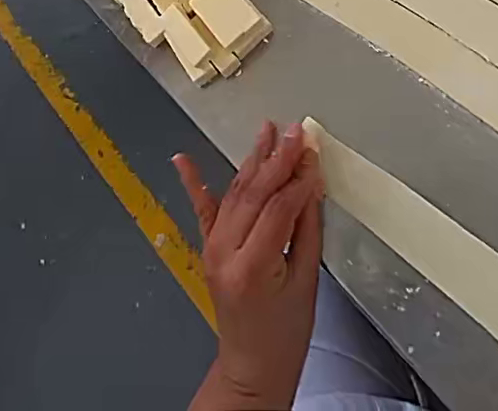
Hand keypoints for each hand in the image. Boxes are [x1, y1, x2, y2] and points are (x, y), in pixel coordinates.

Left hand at [175, 120, 324, 410]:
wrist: (252, 367)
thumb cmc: (285, 333)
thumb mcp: (307, 280)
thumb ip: (306, 227)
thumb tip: (311, 182)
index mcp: (252, 267)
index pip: (278, 208)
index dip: (298, 180)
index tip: (314, 155)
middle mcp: (225, 251)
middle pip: (254, 194)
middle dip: (277, 159)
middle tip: (295, 132)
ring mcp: (212, 247)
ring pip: (235, 193)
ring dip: (253, 159)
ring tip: (268, 130)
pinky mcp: (208, 245)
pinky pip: (203, 209)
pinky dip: (194, 181)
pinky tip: (183, 160)